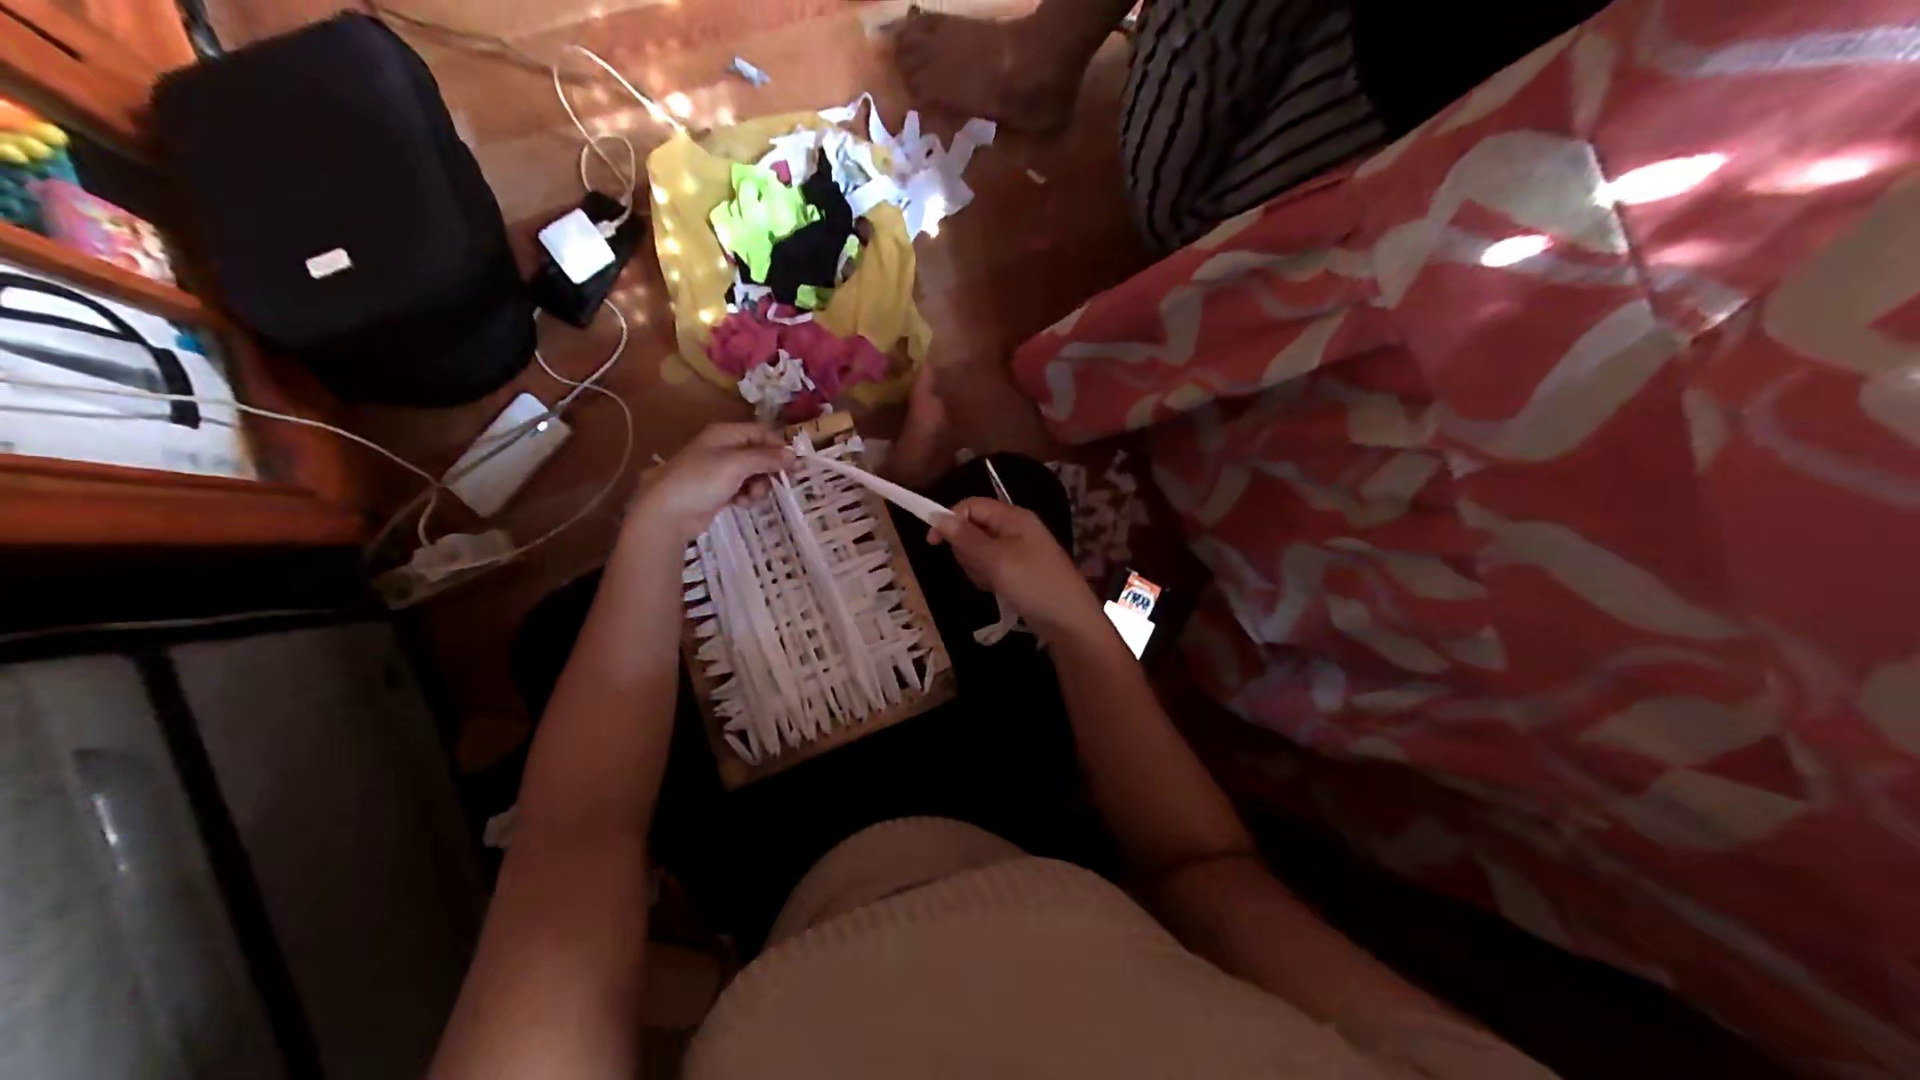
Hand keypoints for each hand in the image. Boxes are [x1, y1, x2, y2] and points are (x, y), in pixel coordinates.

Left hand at [634, 423, 793, 541]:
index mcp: (725, 433)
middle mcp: (723, 448)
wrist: (668, 512)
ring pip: (753, 474)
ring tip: (752, 497)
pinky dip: (746, 496)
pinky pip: (742, 489)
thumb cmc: (701, 480)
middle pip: (759, 454)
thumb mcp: (736, 465)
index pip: (761, 432)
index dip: (778, 446)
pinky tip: (741, 504)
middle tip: (777, 484)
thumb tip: (793, 455)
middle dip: (769, 469)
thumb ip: (766, 458)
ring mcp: (719, 470)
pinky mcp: (717, 491)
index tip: (793, 464)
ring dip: (758, 486)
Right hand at [930, 497, 1106, 642]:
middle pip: (973, 528)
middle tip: (980, 569)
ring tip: (992, 583)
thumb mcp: (996, 560)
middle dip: (967, 550)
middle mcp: (1015, 528)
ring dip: (977, 568)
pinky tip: (997, 591)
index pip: (972, 505)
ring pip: (979, 551)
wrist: (1069, 621)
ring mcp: (1018, 550)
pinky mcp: (1018, 570)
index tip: (932, 543)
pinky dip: (988, 578)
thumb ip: (965, 538)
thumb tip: (937, 516)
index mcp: (1013, 517)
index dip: (950, 519)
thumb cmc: (1034, 585)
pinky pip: (991, 567)